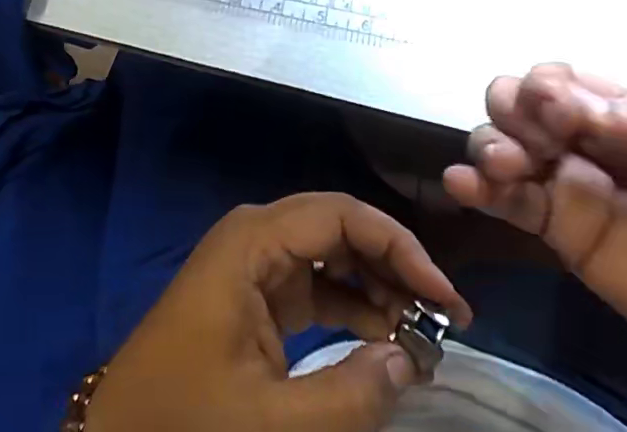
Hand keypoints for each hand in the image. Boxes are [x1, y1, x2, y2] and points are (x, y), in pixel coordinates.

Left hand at [86, 192, 472, 431]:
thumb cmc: (184, 426)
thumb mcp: (270, 426)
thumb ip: (352, 395)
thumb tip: (412, 360)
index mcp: (253, 240)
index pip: (344, 216)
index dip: (400, 248)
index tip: (443, 296)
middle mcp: (256, 238)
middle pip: (342, 229)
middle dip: (395, 265)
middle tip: (442, 312)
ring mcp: (253, 267)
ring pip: (333, 256)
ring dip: (378, 288)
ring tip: (420, 330)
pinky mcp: (253, 298)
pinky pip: (317, 286)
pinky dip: (353, 308)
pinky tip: (382, 337)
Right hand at [443, 64, 626, 431]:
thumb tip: (587, 109)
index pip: (576, 81)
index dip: (554, 82)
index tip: (556, 105)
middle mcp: (593, 145)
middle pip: (530, 104)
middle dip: (516, 104)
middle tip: (535, 134)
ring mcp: (571, 190)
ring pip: (509, 145)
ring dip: (493, 142)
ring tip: (503, 165)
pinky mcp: (558, 236)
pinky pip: (508, 202)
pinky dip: (478, 188)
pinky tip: (465, 185)